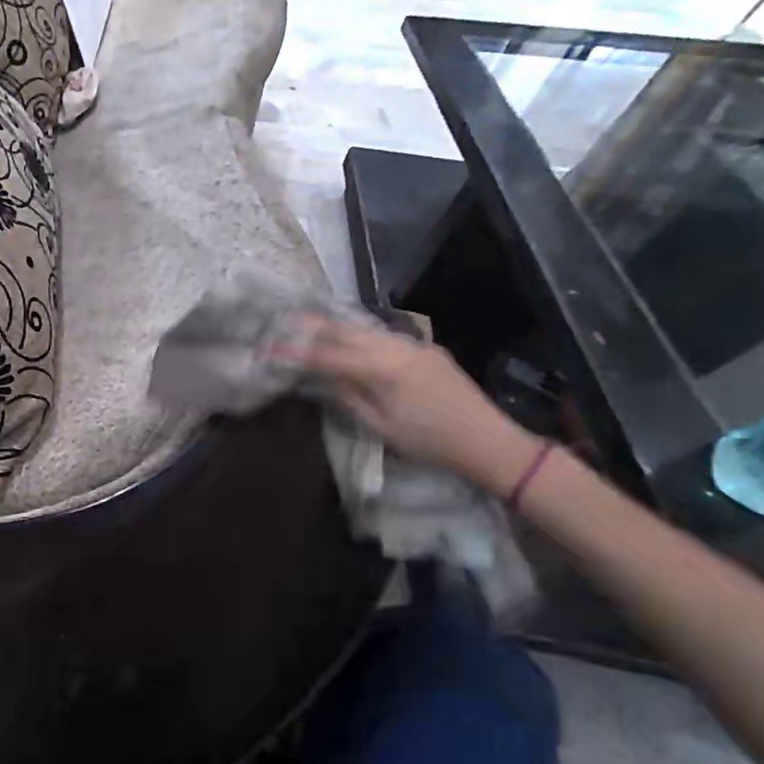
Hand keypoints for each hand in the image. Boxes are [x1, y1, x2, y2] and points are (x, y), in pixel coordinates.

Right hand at [279, 318, 539, 491]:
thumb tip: (327, 379)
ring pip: (369, 330)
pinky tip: (355, 341)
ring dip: (340, 328)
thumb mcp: (381, 427)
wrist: (490, 443)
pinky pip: (387, 337)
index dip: (298, 352)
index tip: (273, 350)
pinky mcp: (428, 351)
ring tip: (316, 325)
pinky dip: (364, 336)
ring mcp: (416, 347)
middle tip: (289, 320)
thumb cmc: (430, 443)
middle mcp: (398, 349)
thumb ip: (350, 398)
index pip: (329, 356)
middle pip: (348, 331)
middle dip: (316, 327)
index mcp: (383, 369)